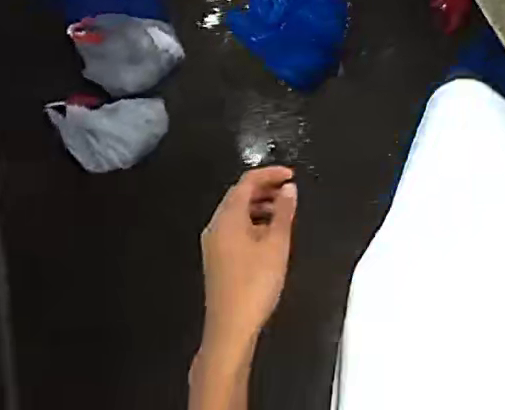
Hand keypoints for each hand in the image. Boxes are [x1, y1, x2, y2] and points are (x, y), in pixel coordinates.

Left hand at [201, 166, 297, 343]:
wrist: (230, 330)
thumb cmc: (254, 284)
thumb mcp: (277, 245)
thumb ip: (284, 212)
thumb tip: (288, 188)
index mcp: (228, 216)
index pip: (247, 181)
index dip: (270, 174)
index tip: (290, 175)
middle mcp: (216, 224)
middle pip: (239, 194)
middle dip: (265, 188)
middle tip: (288, 189)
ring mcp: (213, 242)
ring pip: (237, 212)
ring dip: (259, 205)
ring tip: (283, 211)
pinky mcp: (216, 258)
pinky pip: (234, 227)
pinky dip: (252, 221)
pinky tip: (268, 234)